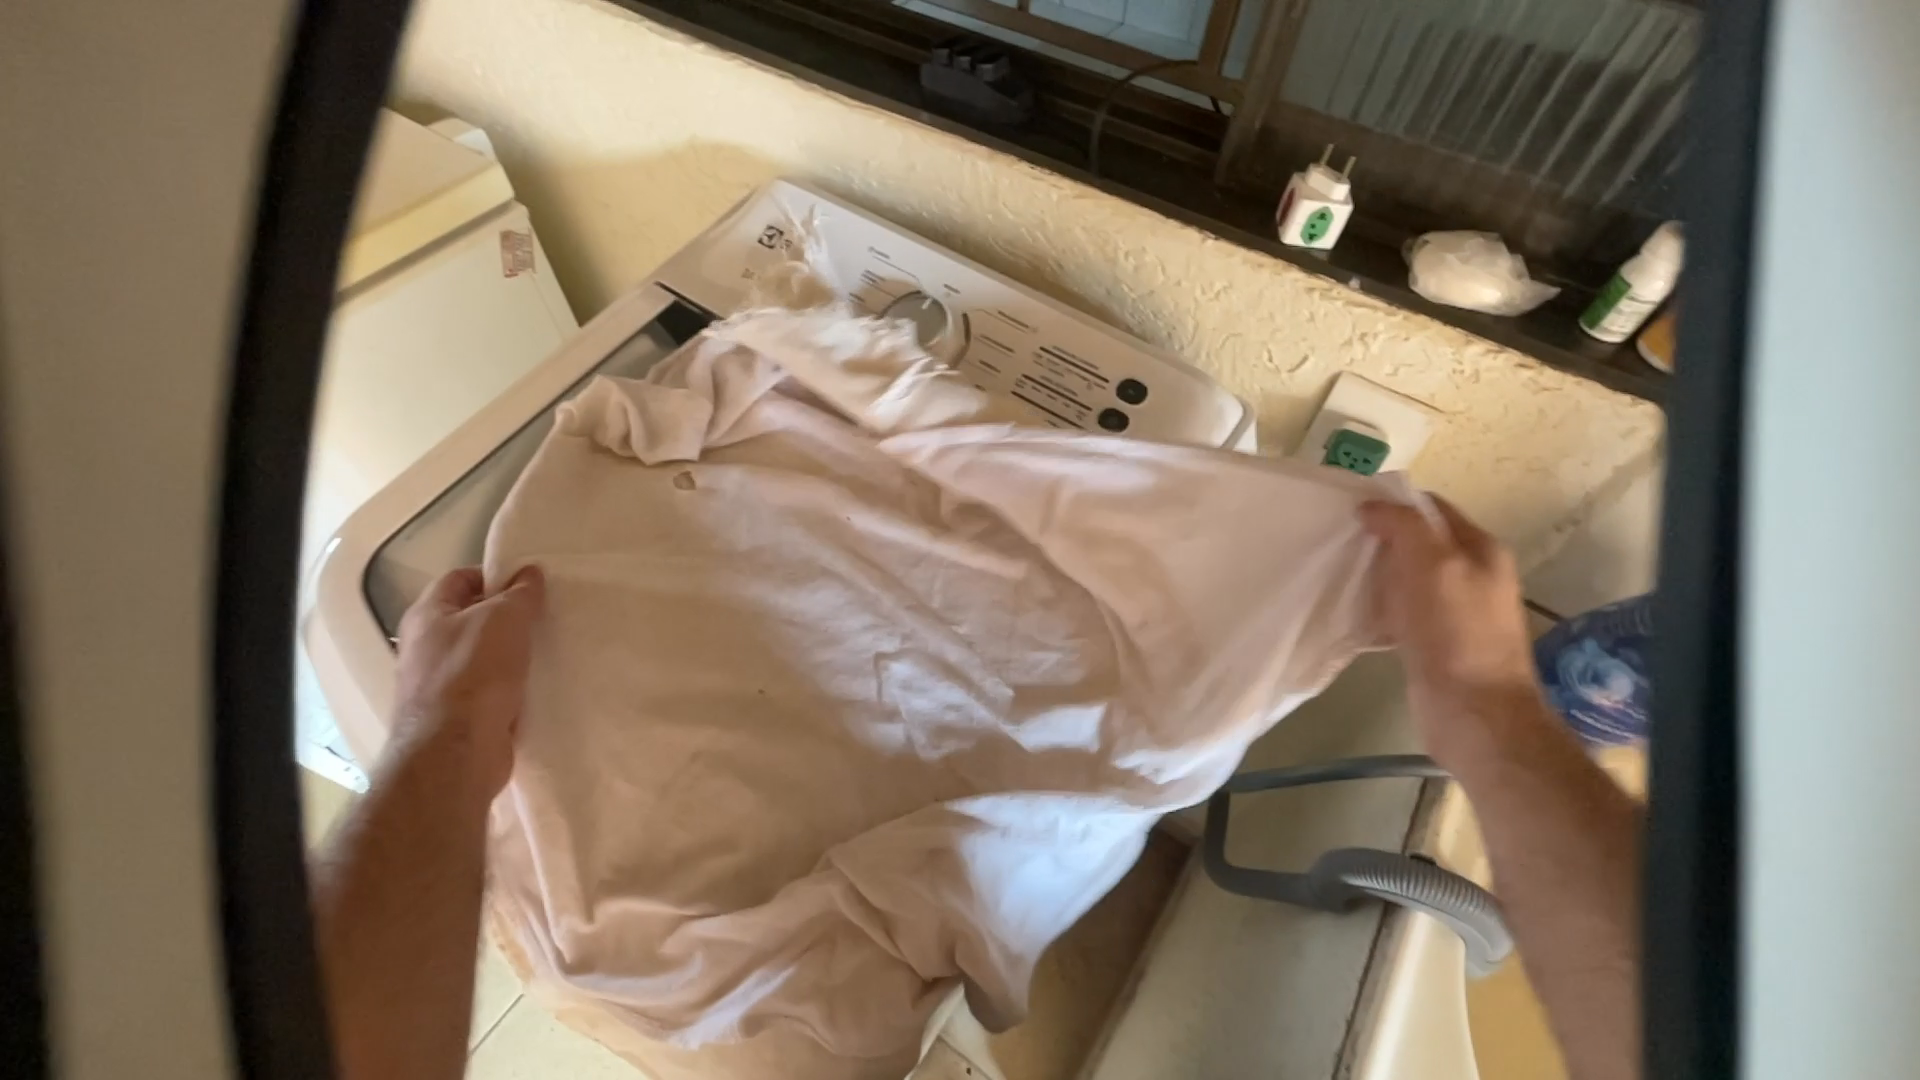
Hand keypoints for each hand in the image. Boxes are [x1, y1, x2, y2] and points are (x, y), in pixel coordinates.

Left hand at [390, 564, 546, 799]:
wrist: (457, 750)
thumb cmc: (475, 672)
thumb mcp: (505, 618)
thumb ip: (520, 593)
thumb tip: (529, 572)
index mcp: (427, 616)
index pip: (460, 578)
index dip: (495, 574)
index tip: (531, 582)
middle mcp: (425, 646)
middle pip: (472, 617)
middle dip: (509, 615)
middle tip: (546, 614)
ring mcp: (439, 683)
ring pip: (484, 654)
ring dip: (514, 651)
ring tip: (550, 647)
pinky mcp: (459, 714)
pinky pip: (491, 687)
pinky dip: (514, 682)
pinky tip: (540, 682)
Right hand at [1360, 497, 1548, 763]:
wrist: (1472, 711)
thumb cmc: (1456, 632)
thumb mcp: (1432, 564)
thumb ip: (1404, 527)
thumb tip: (1371, 507)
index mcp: (1480, 550)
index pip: (1432, 509)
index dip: (1393, 504)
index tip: (1351, 509)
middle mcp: (1470, 576)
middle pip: (1416, 543)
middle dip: (1378, 540)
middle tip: (1338, 541)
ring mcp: (1452, 611)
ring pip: (1404, 578)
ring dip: (1374, 575)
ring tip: (1337, 574)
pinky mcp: (1432, 641)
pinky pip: (1397, 612)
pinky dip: (1375, 608)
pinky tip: (1352, 614)